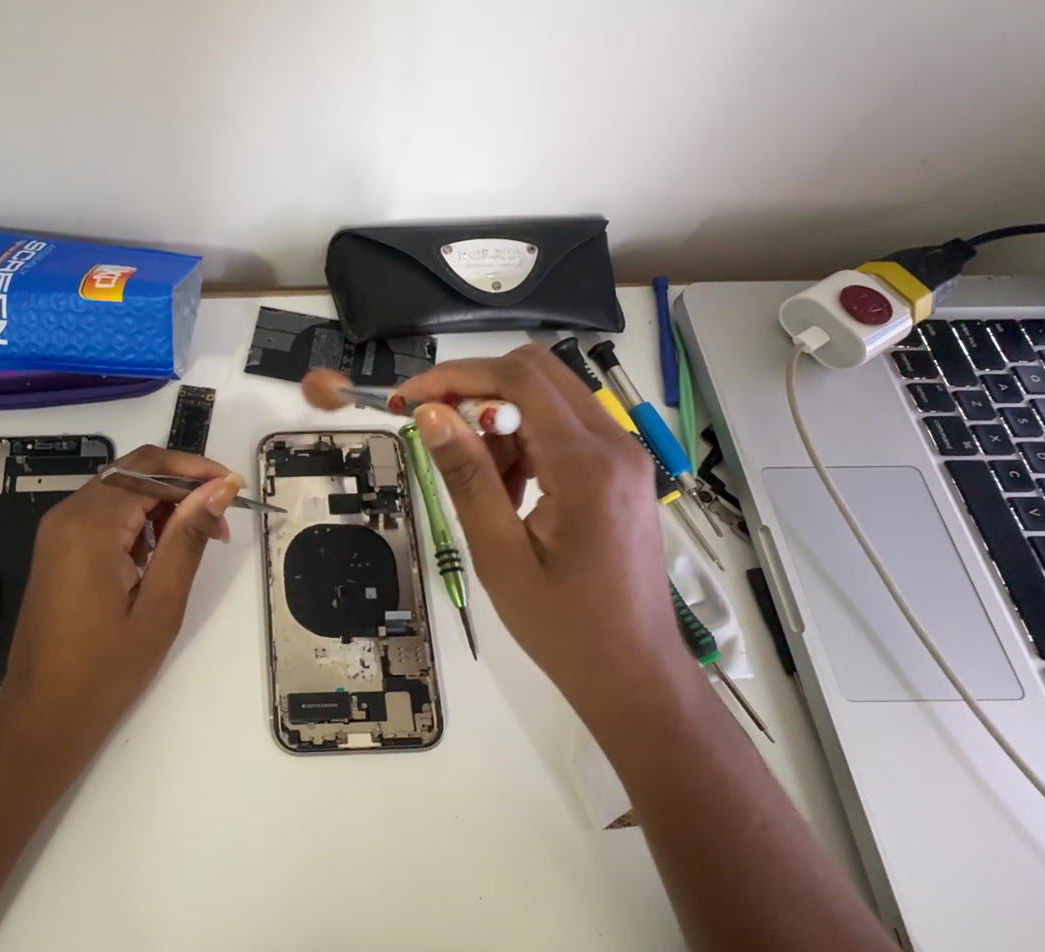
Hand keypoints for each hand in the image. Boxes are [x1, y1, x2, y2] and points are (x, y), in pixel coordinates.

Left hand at [0, 445, 240, 752]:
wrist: (43, 716)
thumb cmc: (106, 670)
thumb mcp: (160, 604)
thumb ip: (188, 538)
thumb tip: (221, 488)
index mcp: (90, 525)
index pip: (149, 468)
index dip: (196, 470)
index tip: (234, 491)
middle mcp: (67, 515)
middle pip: (133, 474)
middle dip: (181, 489)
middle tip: (220, 525)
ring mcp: (57, 532)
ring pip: (119, 492)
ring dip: (160, 507)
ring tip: (194, 546)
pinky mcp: (56, 549)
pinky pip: (102, 516)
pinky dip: (135, 523)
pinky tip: (155, 560)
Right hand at [391, 345, 685, 707]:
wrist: (634, 672)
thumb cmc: (564, 626)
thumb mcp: (499, 554)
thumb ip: (467, 476)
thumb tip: (430, 414)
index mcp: (587, 464)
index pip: (519, 379)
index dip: (456, 376)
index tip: (410, 398)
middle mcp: (615, 444)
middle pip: (538, 372)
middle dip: (476, 389)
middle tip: (433, 428)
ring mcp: (624, 456)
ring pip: (549, 397)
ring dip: (500, 420)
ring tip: (475, 480)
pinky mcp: (621, 471)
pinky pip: (563, 428)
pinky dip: (524, 441)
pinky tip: (506, 490)